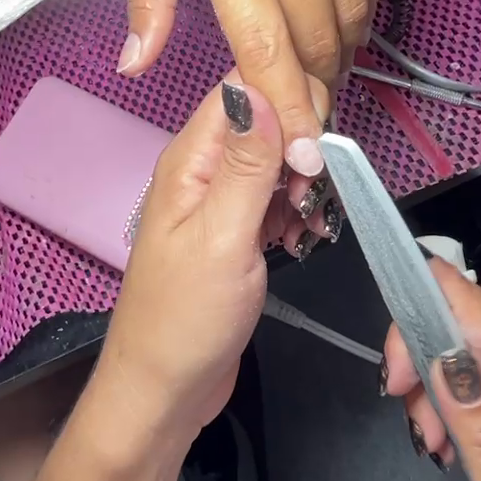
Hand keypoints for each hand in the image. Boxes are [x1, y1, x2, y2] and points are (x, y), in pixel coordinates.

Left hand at [96, 79, 285, 443]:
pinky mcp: (236, 230)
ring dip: (304, 183)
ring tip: (309, 223)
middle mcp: (203, 170)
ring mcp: (219, 200)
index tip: (315, 141)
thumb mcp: (223, 236)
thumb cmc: (187, 318)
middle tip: (313, 192)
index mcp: (190, 159)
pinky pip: (274, 198)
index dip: (284, 100)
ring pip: (275, 161)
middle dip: (301, 146)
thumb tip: (257, 89)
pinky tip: (302, 238)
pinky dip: (296, 211)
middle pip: (264, 122)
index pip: (239, 90)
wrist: (165, 391)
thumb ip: (246, 164)